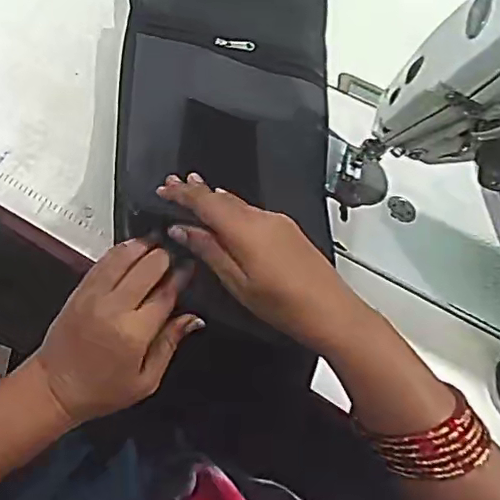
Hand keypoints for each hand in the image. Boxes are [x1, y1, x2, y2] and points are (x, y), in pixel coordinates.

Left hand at [25, 240, 202, 424]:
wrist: (56, 386)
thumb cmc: (101, 389)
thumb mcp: (146, 380)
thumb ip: (169, 344)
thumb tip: (192, 319)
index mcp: (133, 333)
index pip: (165, 293)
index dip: (181, 276)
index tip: (190, 267)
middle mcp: (112, 308)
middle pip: (146, 267)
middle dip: (164, 256)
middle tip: (176, 253)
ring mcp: (93, 295)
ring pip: (122, 256)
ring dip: (142, 246)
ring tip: (157, 242)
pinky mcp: (80, 290)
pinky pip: (102, 262)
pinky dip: (119, 251)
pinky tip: (131, 248)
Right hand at [157, 174, 380, 354]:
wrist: (335, 314)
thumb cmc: (288, 306)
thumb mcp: (236, 282)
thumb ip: (208, 250)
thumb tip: (183, 230)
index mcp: (245, 230)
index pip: (204, 201)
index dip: (181, 193)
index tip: (164, 189)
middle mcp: (263, 219)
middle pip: (220, 197)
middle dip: (194, 190)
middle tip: (173, 184)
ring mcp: (278, 223)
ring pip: (236, 203)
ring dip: (212, 197)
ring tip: (193, 191)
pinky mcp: (288, 230)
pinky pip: (251, 211)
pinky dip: (231, 208)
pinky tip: (225, 212)